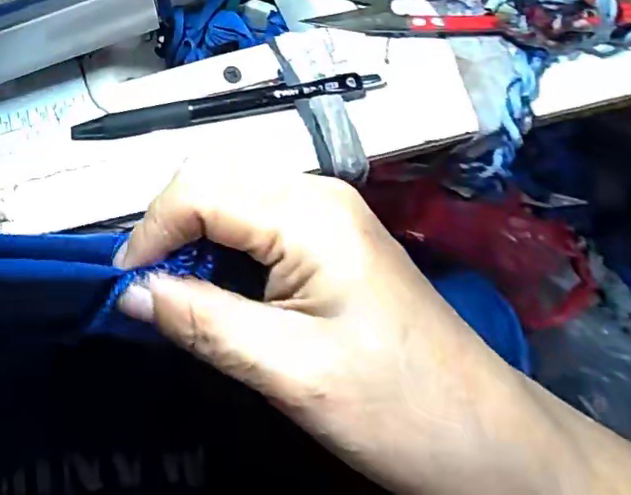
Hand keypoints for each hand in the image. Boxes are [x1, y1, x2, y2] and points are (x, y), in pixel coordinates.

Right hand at [114, 170, 630, 494]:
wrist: (506, 451)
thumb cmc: (407, 412)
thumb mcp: (293, 373)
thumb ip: (202, 323)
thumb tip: (127, 293)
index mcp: (309, 215)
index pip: (198, 193)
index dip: (150, 233)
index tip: (124, 284)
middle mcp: (312, 193)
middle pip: (206, 179)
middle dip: (165, 226)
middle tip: (146, 284)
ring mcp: (321, 208)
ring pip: (222, 191)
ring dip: (187, 232)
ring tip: (173, 285)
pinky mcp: (324, 229)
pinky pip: (246, 213)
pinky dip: (213, 239)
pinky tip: (212, 280)